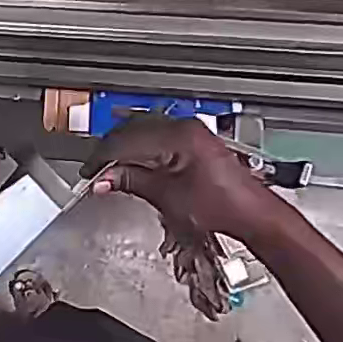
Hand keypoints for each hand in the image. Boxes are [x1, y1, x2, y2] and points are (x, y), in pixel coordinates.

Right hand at [82, 115, 284, 238]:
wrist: (252, 215)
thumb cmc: (222, 207)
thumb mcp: (167, 197)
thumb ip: (132, 181)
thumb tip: (105, 179)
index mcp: (177, 135)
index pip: (126, 140)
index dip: (103, 157)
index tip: (90, 172)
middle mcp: (185, 126)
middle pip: (133, 129)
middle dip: (111, 151)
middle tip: (96, 171)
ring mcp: (191, 132)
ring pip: (144, 131)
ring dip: (125, 149)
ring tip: (111, 170)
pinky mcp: (195, 141)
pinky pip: (158, 136)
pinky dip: (141, 149)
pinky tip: (134, 165)